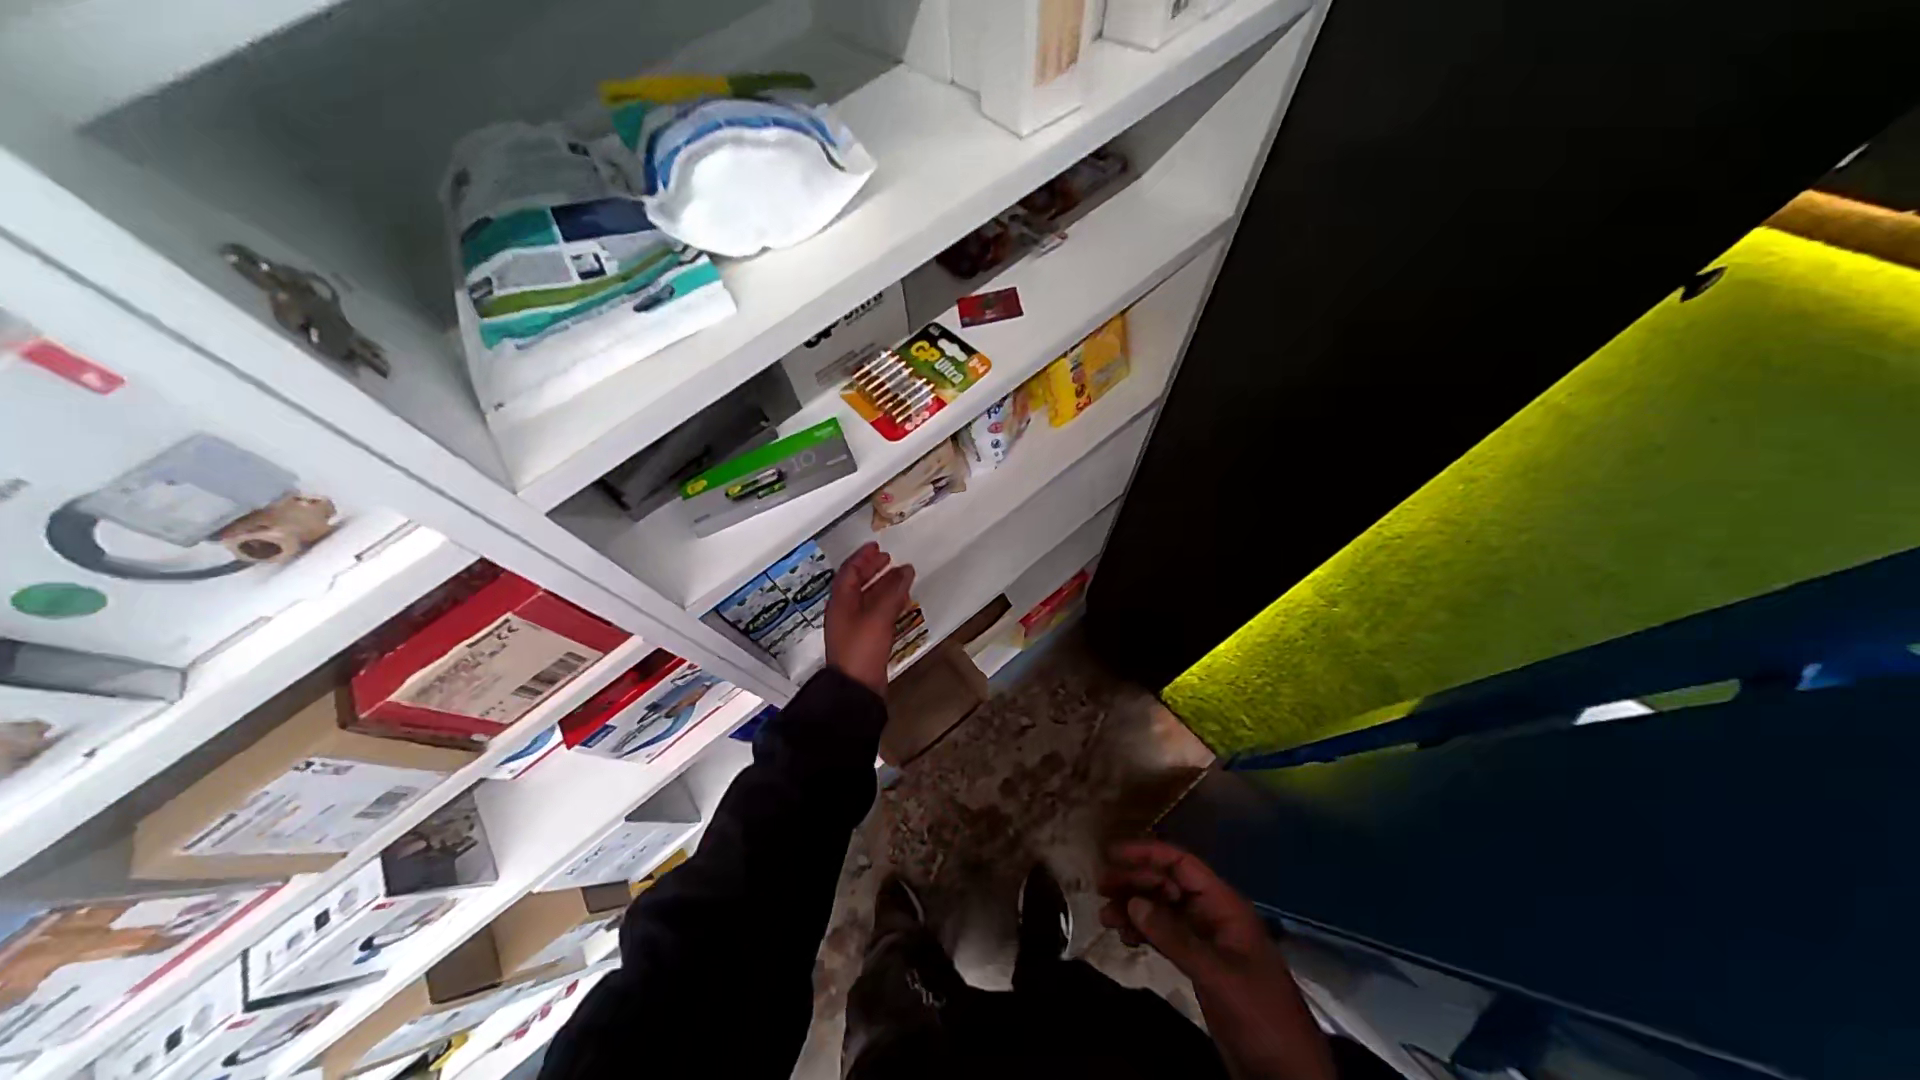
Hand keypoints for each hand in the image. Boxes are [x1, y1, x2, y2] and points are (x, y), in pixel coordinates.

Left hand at [824, 542, 913, 696]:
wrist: (855, 689)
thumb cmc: (861, 650)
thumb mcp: (878, 616)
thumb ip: (893, 592)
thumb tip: (906, 570)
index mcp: (841, 602)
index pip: (849, 571)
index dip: (863, 557)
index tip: (877, 546)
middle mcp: (845, 611)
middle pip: (857, 583)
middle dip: (873, 569)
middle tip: (888, 559)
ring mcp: (854, 627)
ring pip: (868, 598)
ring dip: (883, 585)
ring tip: (901, 576)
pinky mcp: (866, 640)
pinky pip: (876, 613)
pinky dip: (888, 603)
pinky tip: (901, 602)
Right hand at [1100, 840, 1335, 1079]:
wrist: (1287, 1073)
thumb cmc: (1260, 1014)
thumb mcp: (1217, 975)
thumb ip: (1175, 937)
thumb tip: (1133, 901)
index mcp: (1225, 906)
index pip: (1182, 864)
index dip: (1148, 853)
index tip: (1112, 853)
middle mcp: (1213, 915)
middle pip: (1168, 884)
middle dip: (1135, 881)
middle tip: (1100, 887)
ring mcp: (1205, 940)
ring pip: (1162, 909)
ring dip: (1134, 908)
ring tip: (1106, 917)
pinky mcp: (1199, 964)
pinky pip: (1164, 935)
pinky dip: (1143, 931)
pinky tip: (1126, 938)